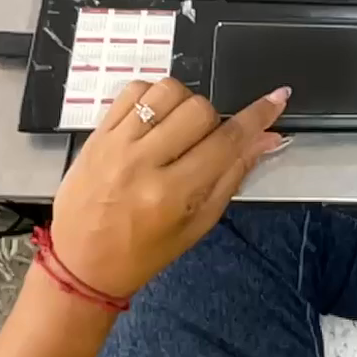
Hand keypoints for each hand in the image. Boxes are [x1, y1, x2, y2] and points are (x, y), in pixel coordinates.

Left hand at [49, 78, 288, 297]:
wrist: (80, 267)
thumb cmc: (143, 252)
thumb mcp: (198, 224)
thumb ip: (235, 174)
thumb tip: (267, 138)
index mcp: (171, 195)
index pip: (227, 141)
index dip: (258, 116)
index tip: (277, 98)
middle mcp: (143, 165)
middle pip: (200, 109)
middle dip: (211, 120)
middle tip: (200, 143)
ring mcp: (116, 145)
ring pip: (167, 91)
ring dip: (182, 102)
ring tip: (175, 127)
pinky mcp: (97, 134)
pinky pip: (133, 89)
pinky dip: (151, 96)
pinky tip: (152, 119)